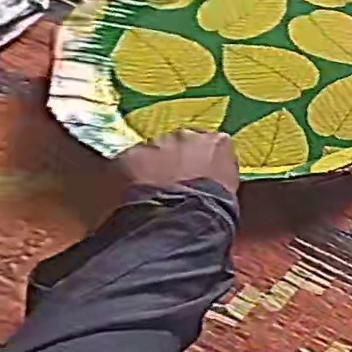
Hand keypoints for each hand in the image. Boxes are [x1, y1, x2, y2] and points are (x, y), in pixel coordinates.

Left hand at [118, 130, 239, 196]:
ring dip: (149, 163)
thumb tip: (207, 167)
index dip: (199, 155)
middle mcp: (185, 135)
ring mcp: (154, 143)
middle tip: (169, 175)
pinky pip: (125, 162)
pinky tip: (130, 191)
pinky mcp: (126, 156)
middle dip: (172, 155)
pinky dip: (126, 174)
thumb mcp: (227, 179)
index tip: (195, 167)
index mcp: (217, 141)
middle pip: (176, 141)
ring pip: (148, 149)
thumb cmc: (214, 202)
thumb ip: (217, 165)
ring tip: (147, 185)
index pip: (208, 141)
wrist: (181, 215)